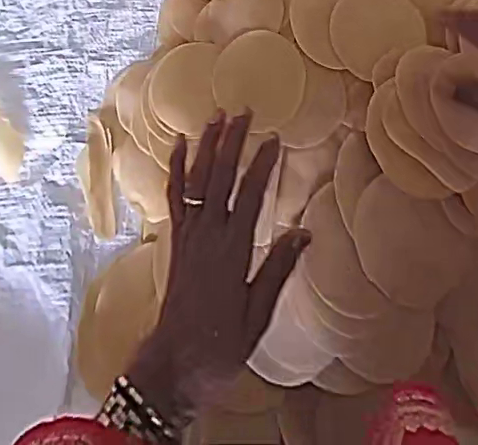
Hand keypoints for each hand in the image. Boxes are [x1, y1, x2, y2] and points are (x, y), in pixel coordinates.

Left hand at [127, 112, 308, 425]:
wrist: (173, 366)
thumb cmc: (221, 344)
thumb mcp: (258, 315)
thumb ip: (278, 270)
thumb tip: (305, 232)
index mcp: (232, 250)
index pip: (249, 196)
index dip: (262, 165)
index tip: (274, 138)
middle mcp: (207, 234)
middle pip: (221, 178)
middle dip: (233, 142)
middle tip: (244, 111)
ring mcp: (187, 234)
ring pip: (197, 180)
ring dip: (207, 146)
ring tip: (216, 116)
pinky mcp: (174, 238)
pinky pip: (174, 197)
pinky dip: (177, 168)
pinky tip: (181, 145)